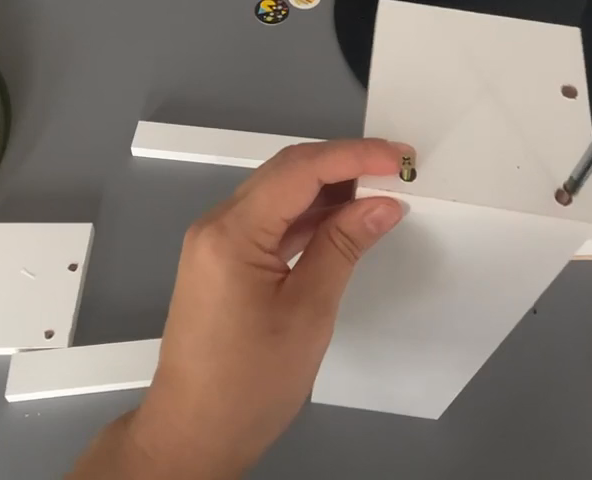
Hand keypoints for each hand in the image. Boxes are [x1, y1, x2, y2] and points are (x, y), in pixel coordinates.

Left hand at [69, 139, 408, 479]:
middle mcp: (218, 223)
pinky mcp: (225, 258)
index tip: (399, 158)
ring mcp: (217, 239)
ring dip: (329, 186)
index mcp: (232, 232)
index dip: (353, 155)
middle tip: (396, 167)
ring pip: (280, 192)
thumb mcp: (308, 313)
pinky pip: (272, 218)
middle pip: (287, 171)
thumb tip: (383, 204)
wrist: (192, 435)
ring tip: (380, 188)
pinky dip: (310, 213)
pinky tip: (344, 217)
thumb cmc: (249, 383)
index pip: (299, 169)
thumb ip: (344, 247)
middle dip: (344, 162)